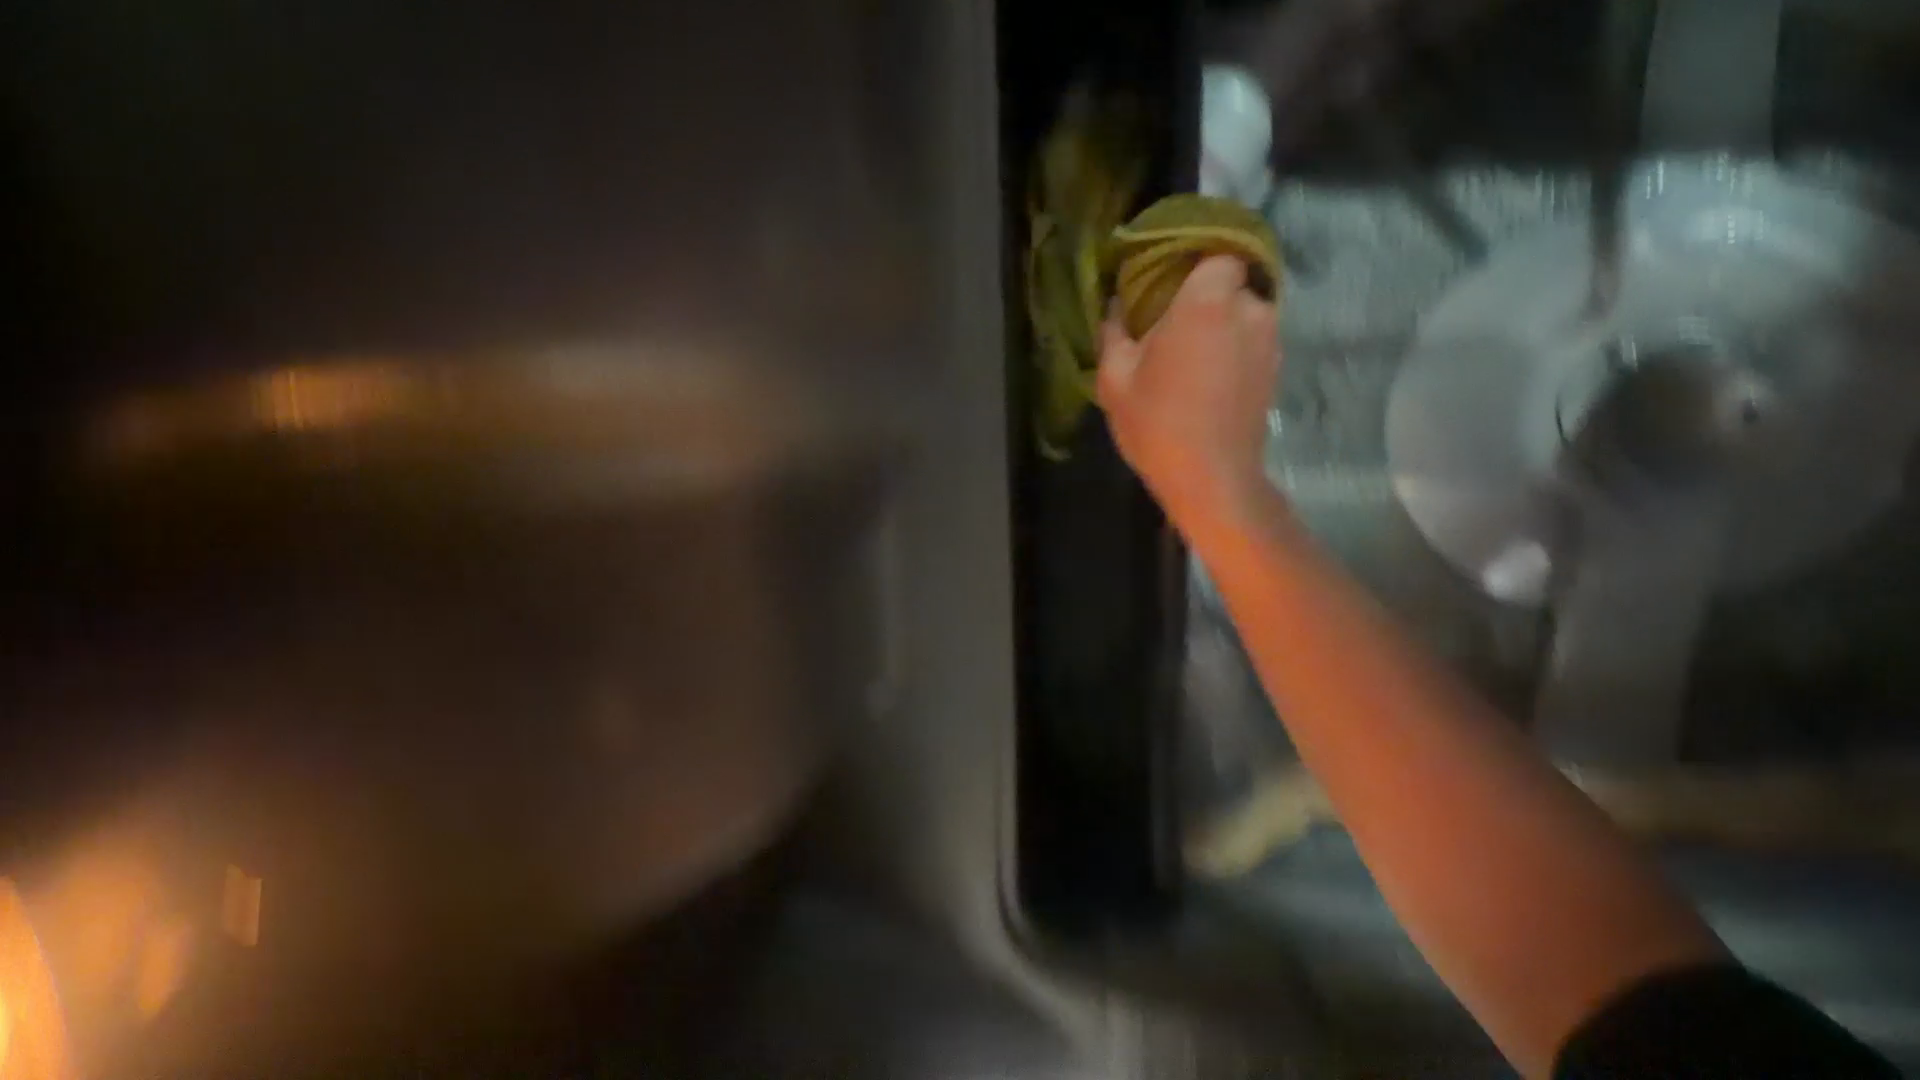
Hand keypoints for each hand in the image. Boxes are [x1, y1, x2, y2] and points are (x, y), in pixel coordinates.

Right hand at [1096, 254, 1280, 531]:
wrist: (1212, 479)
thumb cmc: (1158, 423)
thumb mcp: (1115, 378)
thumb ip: (1114, 330)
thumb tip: (1116, 305)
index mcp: (1208, 300)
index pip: (1220, 250)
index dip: (1198, 259)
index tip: (1171, 275)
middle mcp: (1249, 310)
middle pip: (1233, 281)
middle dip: (1206, 294)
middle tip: (1172, 319)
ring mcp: (1270, 341)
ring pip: (1245, 312)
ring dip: (1221, 324)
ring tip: (1188, 354)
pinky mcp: (1275, 370)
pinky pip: (1252, 341)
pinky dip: (1233, 348)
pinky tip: (1206, 377)